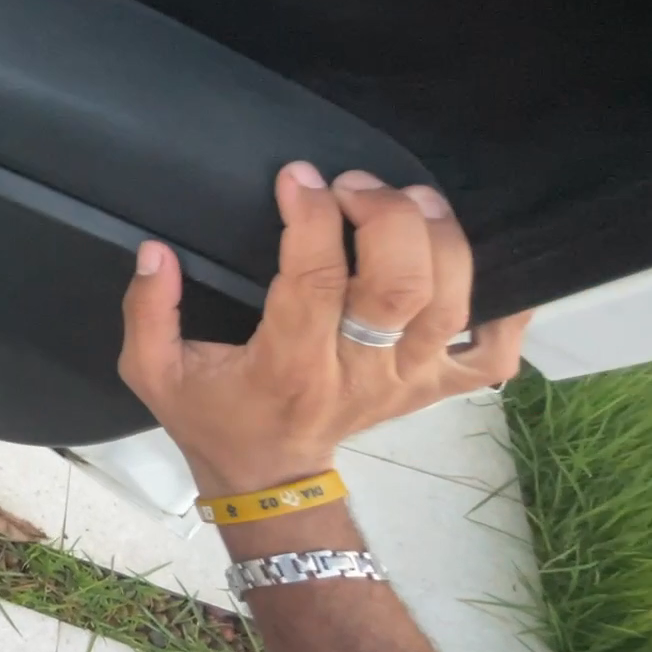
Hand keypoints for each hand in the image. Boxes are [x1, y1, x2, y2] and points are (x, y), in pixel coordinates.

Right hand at [117, 162, 533, 497]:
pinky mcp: (436, 390)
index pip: (316, 281)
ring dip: (440, 239)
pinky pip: (496, 347)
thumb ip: (146, 310)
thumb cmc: (205, 415)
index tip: (297, 178)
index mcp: (286, 366)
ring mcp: (408, 384)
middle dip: (385, 218)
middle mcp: (357, 374)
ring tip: (409, 199)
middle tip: (354, 185)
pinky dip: (504, 304)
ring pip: (453, 303)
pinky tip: (470, 267)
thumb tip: (155, 251)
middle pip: (402, 285)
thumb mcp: (149, 369)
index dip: (312, 219)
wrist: (264, 473)